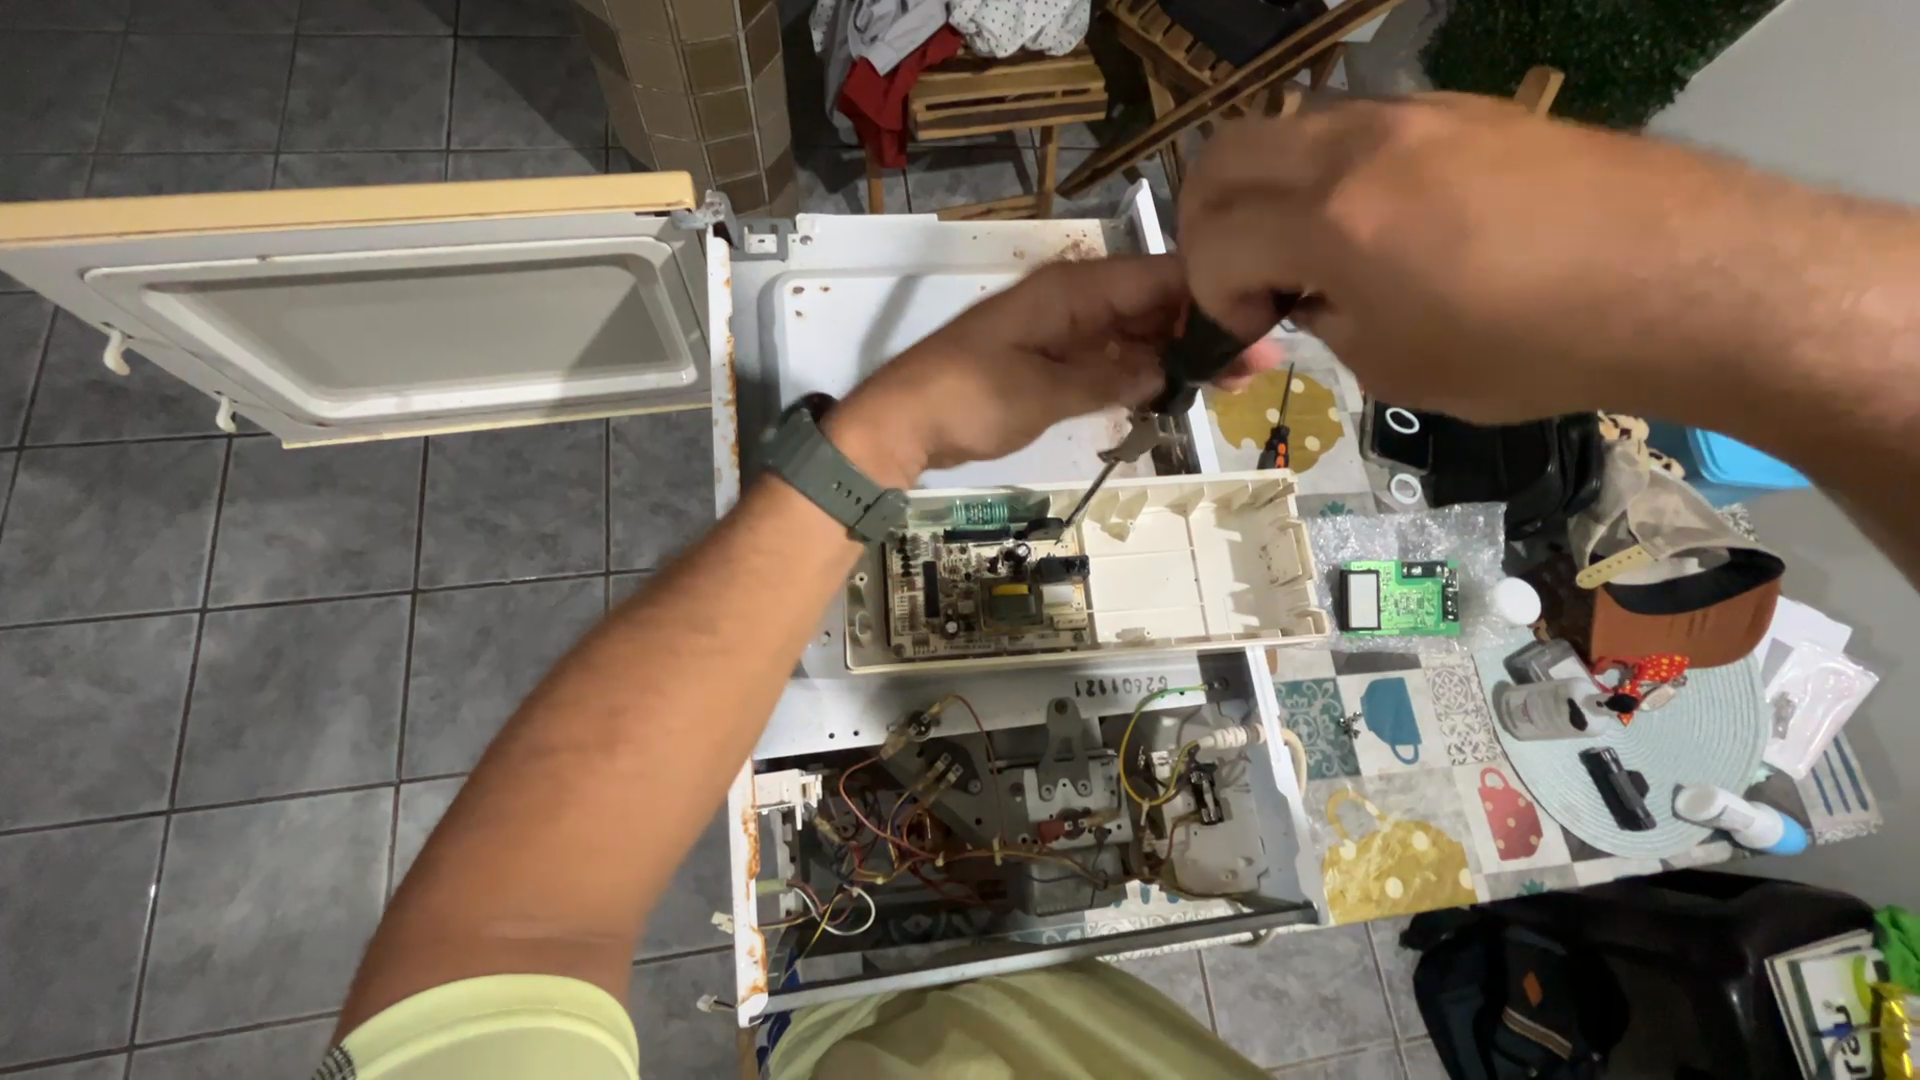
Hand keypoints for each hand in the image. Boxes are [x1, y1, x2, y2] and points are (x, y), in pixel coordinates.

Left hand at [827, 255, 1257, 486]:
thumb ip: (1113, 377)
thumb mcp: (1045, 392)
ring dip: (1179, 355)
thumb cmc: (967, 400)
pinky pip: (1110, 357)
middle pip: (1153, 305)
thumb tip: (1175, 368)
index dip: (1213, 301)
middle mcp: (1073, 299)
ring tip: (1230, 385)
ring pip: (1136, 333)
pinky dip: (1141, 373)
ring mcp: (1063, 329)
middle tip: (1256, 371)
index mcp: (1072, 290)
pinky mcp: (1052, 359)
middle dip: (1205, 333)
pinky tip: (1177, 391)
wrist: (902, 424)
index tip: (1260, 331)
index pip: (1160, 279)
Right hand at [1178, 93, 1861, 424]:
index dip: (1212, 299)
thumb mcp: (1391, 368)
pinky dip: (1329, 176)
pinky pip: (1352, 127)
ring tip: (1313, 250)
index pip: (1211, 244)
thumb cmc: (1526, 349)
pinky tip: (1379, 225)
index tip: (1255, 330)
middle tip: (1246, 277)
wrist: (1687, 281)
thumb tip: (1310, 295)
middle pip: (1218, 159)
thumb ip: (1324, 321)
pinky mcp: (1458, 108)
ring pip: (1280, 130)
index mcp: (1333, 222)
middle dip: (1207, 227)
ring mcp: (1410, 115)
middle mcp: (1356, 148)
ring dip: (1266, 194)